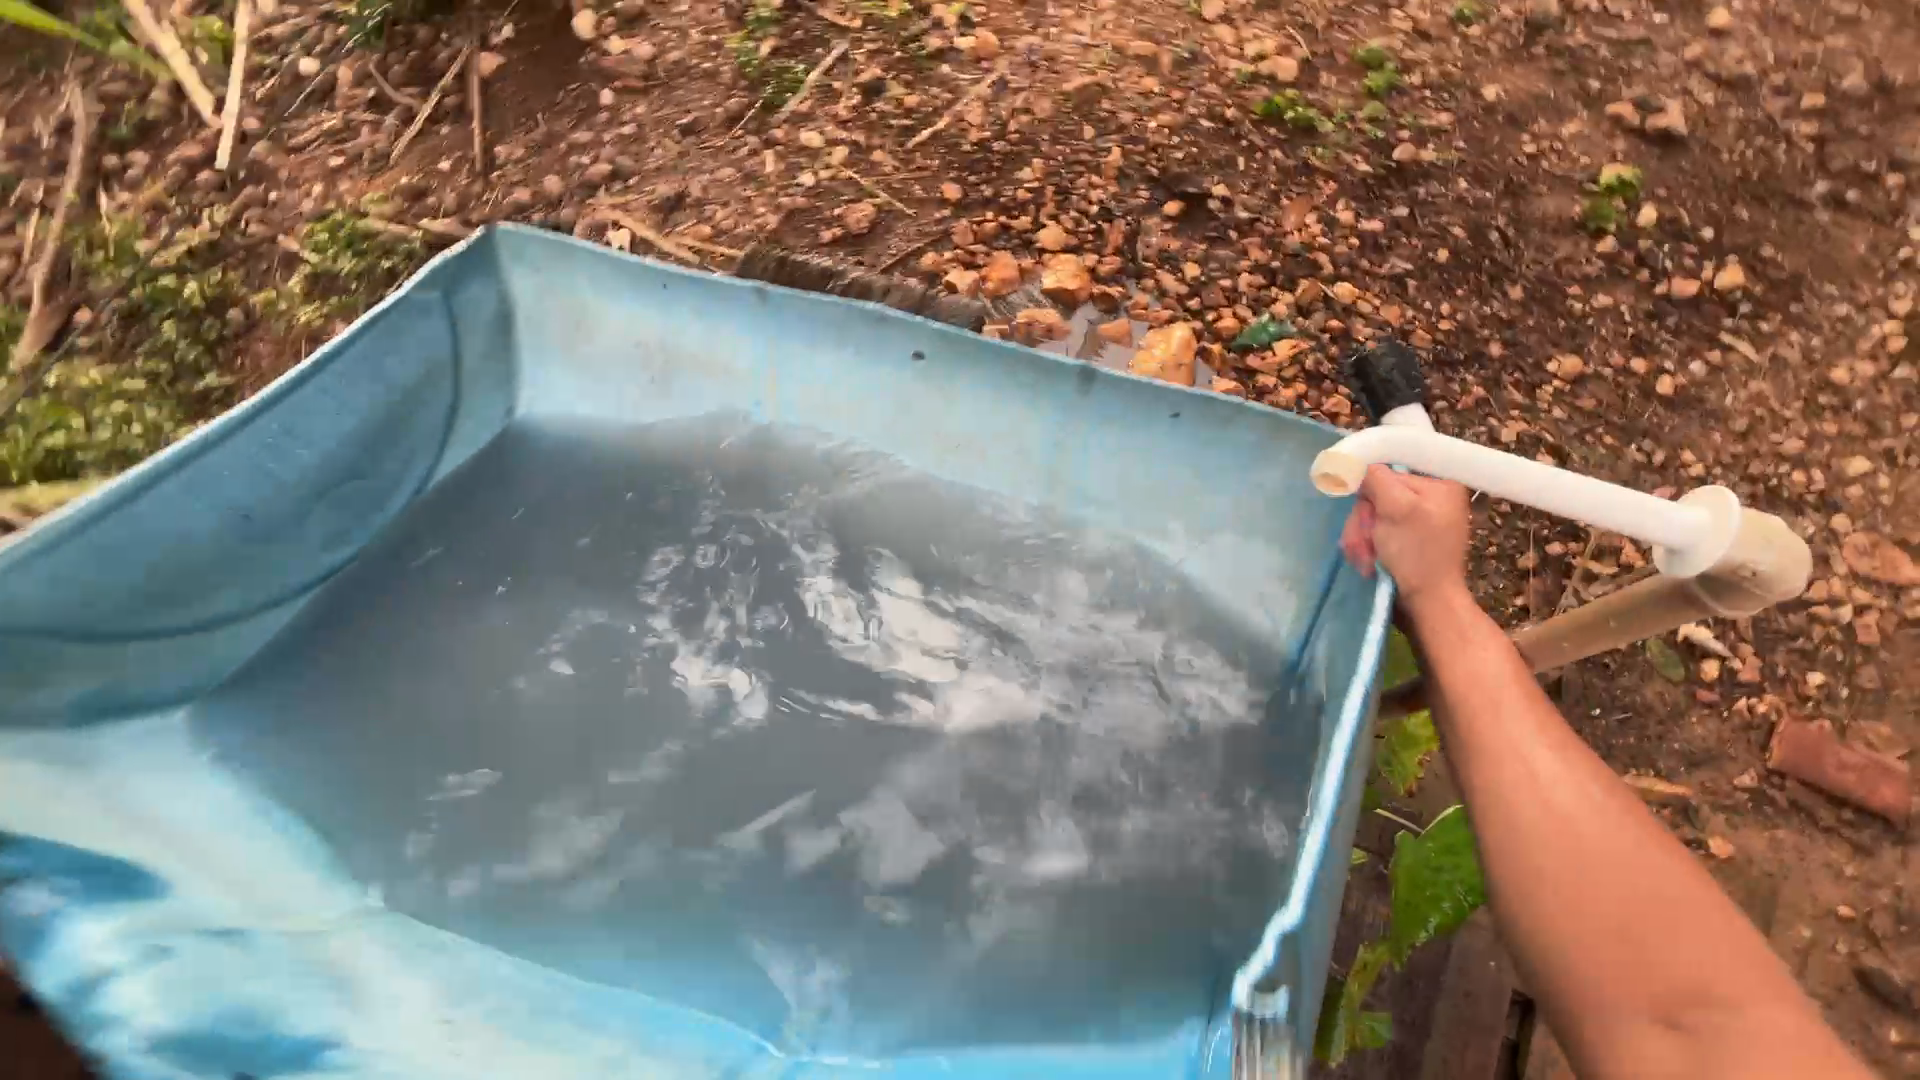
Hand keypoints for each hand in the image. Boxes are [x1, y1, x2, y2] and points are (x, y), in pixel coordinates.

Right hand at [1338, 465, 1471, 610]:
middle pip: (1376, 493)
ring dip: (1360, 536)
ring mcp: (1416, 519)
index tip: (1359, 502)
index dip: (1368, 484)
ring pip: (1370, 514)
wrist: (1425, 603)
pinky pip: (1372, 529)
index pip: (1390, 467)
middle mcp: (1430, 497)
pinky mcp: (1403, 538)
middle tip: (1365, 542)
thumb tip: (1349, 461)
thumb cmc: (1417, 554)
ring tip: (1365, 556)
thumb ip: (1375, 479)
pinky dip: (1365, 545)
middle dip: (1364, 520)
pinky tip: (1368, 560)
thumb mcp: (1397, 509)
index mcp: (1440, 483)